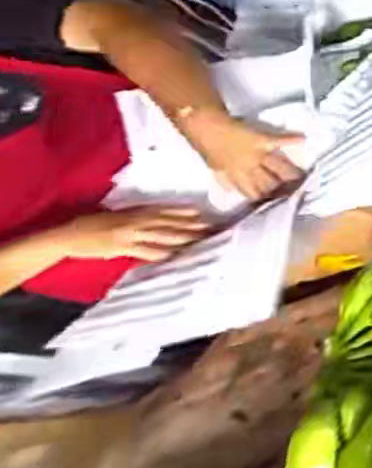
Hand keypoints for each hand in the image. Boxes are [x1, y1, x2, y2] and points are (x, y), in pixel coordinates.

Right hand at [43, 206, 211, 262]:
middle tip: (211, 228)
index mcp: (135, 212)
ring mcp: (130, 234)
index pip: (166, 211)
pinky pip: (147, 251)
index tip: (202, 214)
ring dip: (184, 239)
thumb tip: (163, 213)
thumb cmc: (91, 224)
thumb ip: (139, 212)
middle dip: (192, 226)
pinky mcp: (122, 247)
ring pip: (164, 236)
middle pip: (171, 223)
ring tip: (200, 241)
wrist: (65, 236)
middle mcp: (136, 221)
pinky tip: (174, 255)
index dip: (185, 213)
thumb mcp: (117, 213)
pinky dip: (161, 253)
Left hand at [181, 111, 303, 200]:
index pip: (252, 190)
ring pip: (278, 166)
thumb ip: (224, 178)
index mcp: (235, 173)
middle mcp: (248, 166)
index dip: (262, 196)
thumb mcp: (213, 165)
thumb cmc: (206, 145)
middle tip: (292, 192)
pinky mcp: (263, 140)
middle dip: (279, 187)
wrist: (203, 127)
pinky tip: (303, 139)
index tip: (272, 200)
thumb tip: (230, 190)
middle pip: (268, 180)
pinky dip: (293, 139)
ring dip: (289, 171)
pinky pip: (281, 140)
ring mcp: (257, 153)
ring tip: (301, 176)